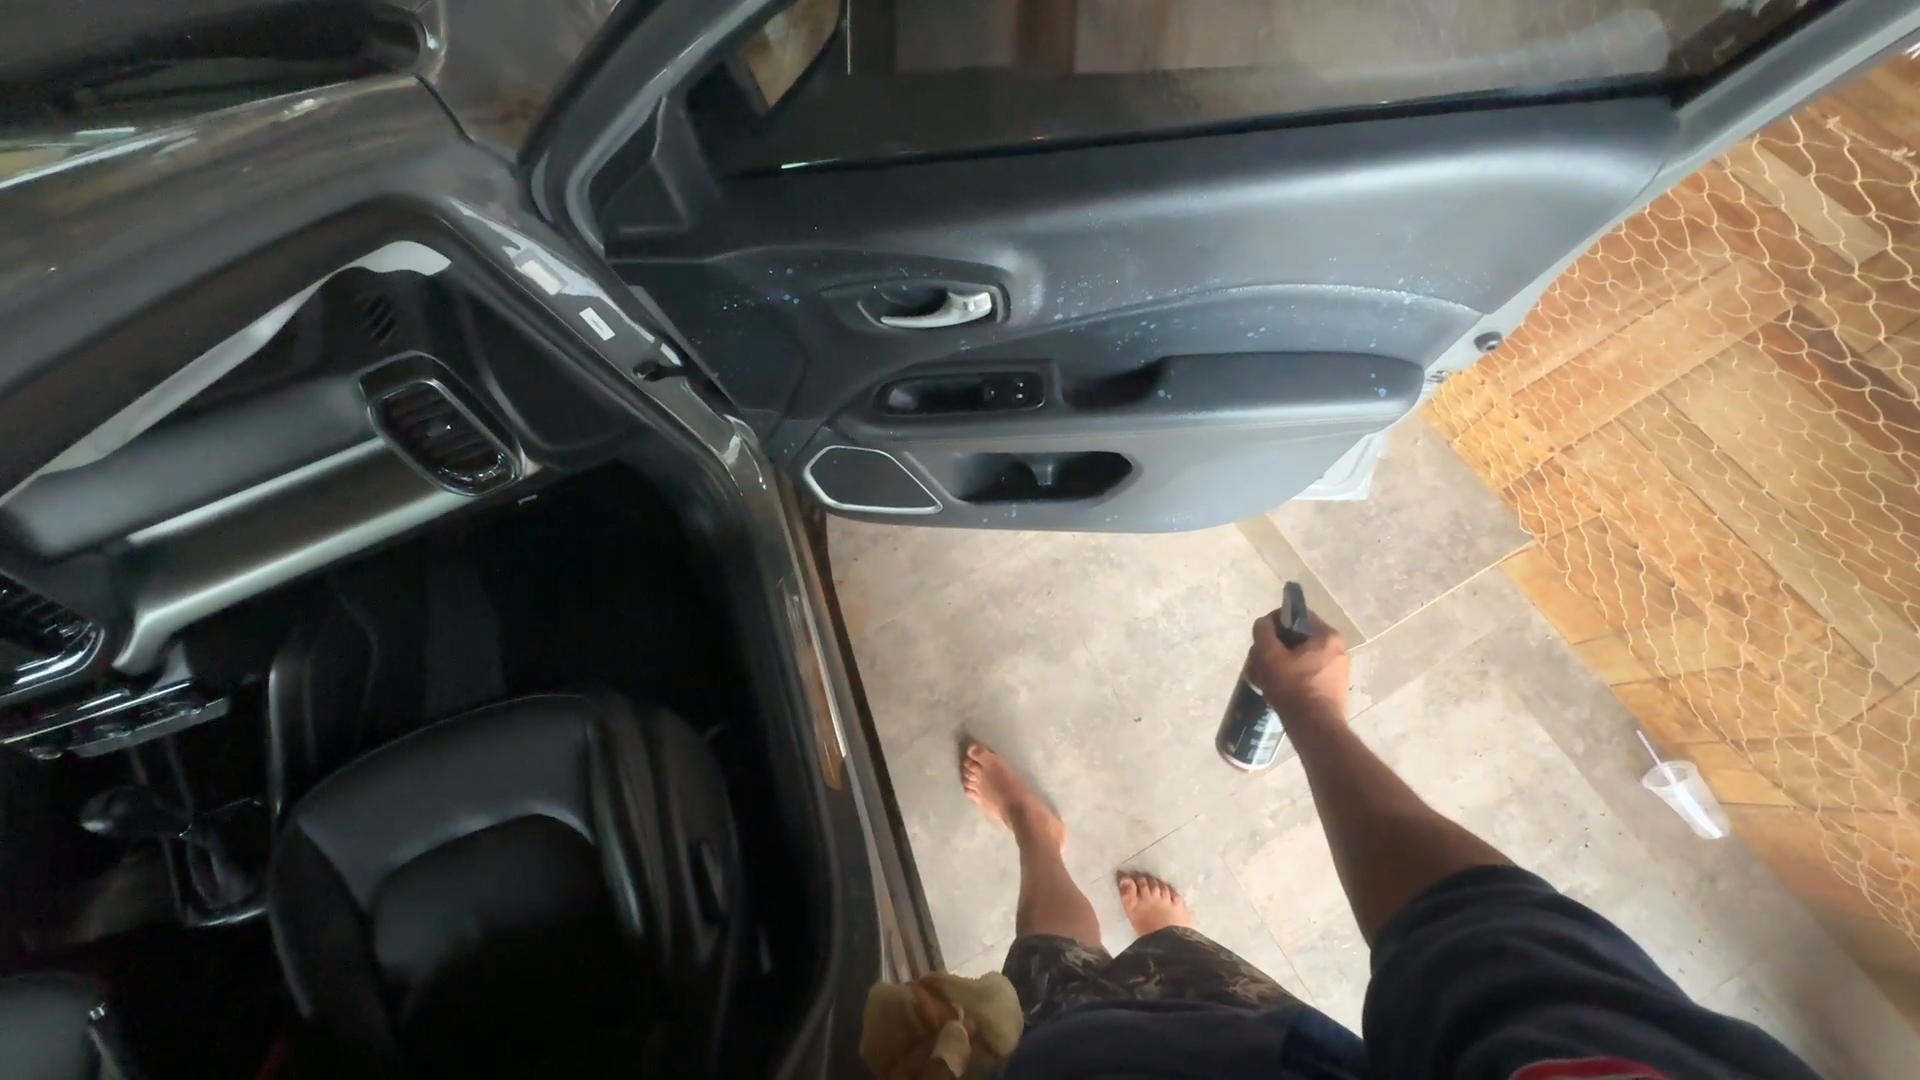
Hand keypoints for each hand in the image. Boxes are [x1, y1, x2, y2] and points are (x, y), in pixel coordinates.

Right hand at [1246, 611, 1349, 725]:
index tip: (1262, 640)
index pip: (1297, 615)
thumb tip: (1265, 622)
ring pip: (1304, 656)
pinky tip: (1283, 689)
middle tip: (1262, 661)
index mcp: (1327, 636)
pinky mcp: (1336, 687)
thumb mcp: (1269, 655)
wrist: (1315, 727)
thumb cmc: (1292, 687)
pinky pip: (1311, 672)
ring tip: (1269, 677)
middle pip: (1300, 638)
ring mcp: (1340, 669)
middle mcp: (1339, 649)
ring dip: (1285, 662)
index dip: (1275, 624)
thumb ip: (1264, 632)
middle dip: (1278, 647)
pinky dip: (1296, 675)